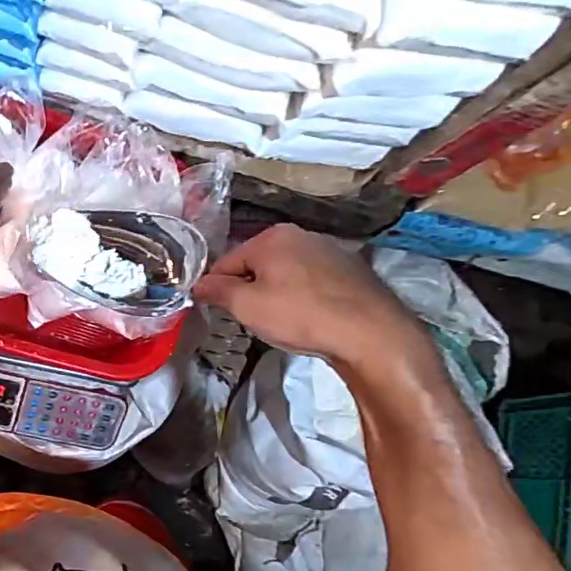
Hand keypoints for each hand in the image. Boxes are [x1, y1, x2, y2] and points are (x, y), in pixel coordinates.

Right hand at [192, 224, 427, 370]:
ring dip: (276, 294)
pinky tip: (310, 319)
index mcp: (271, 237)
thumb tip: (198, 284)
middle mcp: (300, 235)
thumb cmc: (301, 316)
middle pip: (256, 265)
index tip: (220, 312)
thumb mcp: (246, 306)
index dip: (218, 289)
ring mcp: (329, 250)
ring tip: (284, 322)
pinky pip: (311, 282)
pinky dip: (303, 297)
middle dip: (249, 291)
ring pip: (284, 274)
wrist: (372, 335)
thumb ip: (216, 291)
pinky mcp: (351, 270)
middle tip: (254, 320)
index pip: (226, 262)